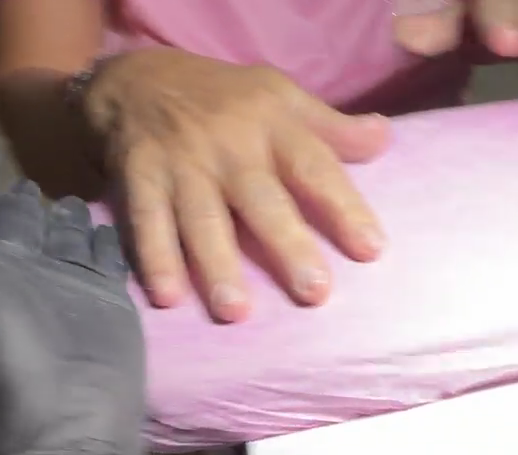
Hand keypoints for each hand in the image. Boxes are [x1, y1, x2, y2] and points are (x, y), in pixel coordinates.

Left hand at [0, 101, 160, 454]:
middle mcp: (14, 267)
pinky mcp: (109, 304)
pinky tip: (113, 219)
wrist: (63, 422)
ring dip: (68, 211)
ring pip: (66, 233)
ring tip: (76, 183)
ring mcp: (65, 287)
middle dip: (22, 191)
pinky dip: (109, 239)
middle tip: (35, 158)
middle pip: (19, 216)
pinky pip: (109, 259)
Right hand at [83, 49, 389, 321]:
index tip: (372, 250)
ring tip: (236, 313)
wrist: (133, 78)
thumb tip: (385, 138)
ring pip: (202, 219)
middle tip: (314, 292)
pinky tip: (168, 298)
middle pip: (262, 200)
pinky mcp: (138, 177)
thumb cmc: (224, 102)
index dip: (344, 208)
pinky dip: (154, 259)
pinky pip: (146, 221)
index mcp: (272, 125)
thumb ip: (330, 128)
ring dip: (218, 265)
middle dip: (287, 245)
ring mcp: (181, 163)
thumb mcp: (279, 99)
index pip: (315, 168)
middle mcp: (228, 145)